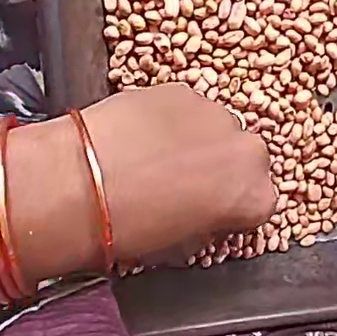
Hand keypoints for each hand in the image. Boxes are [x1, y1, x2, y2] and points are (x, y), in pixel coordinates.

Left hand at [80, 83, 276, 261]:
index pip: (257, 202)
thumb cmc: (130, 226)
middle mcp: (246, 150)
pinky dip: (169, 121)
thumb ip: (209, 223)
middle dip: (219, 169)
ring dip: (196, 141)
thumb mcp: (182, 245)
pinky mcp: (181, 90)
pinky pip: (185, 109)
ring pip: (214, 129)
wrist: (80, 184)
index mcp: (255, 196)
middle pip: (242, 159)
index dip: (231, 209)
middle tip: (181, 186)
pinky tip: (140, 138)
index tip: (210, 213)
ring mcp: (215, 113)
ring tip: (155, 160)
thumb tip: (204, 213)